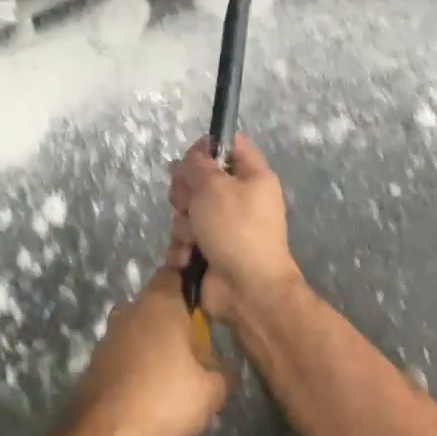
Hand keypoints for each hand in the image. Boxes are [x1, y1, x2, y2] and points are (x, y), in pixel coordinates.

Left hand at [67, 268, 229, 435]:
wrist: (105, 430)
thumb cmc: (164, 398)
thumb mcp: (211, 392)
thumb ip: (223, 372)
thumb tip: (222, 367)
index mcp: (160, 303)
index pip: (175, 273)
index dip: (190, 284)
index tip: (204, 306)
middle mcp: (131, 308)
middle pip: (158, 305)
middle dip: (175, 324)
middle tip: (196, 354)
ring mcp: (109, 333)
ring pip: (140, 330)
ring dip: (155, 347)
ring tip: (173, 380)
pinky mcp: (96, 358)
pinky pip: (124, 353)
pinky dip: (136, 366)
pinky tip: (148, 393)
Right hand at [166, 134, 302, 318]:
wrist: (248, 290)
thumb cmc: (236, 229)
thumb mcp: (214, 186)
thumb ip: (196, 165)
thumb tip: (189, 161)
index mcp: (252, 177)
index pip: (231, 145)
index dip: (208, 147)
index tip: (190, 159)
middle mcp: (240, 199)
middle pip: (200, 179)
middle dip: (185, 193)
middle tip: (188, 203)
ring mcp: (224, 226)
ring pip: (188, 211)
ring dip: (184, 226)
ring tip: (193, 239)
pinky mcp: (210, 250)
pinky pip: (186, 238)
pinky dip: (184, 248)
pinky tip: (188, 258)